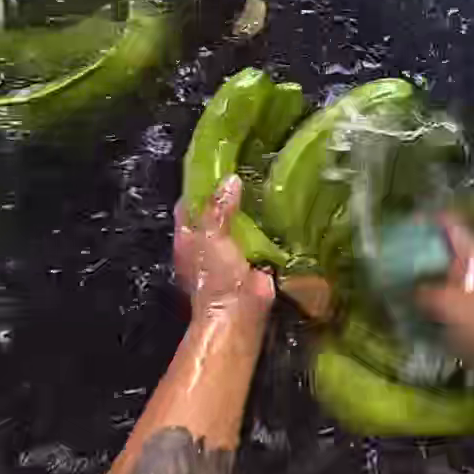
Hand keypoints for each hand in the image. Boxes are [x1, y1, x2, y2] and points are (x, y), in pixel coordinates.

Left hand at [172, 175, 275, 324]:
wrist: (240, 310)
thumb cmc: (216, 276)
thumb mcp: (212, 237)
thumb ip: (219, 209)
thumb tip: (231, 179)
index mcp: (188, 237)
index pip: (189, 204)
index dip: (201, 184)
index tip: (221, 163)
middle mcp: (207, 242)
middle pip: (217, 211)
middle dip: (231, 194)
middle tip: (254, 170)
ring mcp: (231, 252)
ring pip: (241, 223)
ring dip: (253, 209)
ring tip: (273, 184)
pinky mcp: (254, 258)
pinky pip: (262, 235)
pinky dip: (270, 225)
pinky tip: (284, 211)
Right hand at [418, 215, 473, 365]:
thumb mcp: (441, 304)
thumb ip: (424, 289)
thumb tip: (413, 286)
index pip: (452, 222)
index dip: (432, 220)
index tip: (415, 222)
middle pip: (460, 237)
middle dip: (438, 240)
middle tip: (416, 245)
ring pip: (468, 254)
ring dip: (448, 256)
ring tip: (427, 265)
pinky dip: (459, 270)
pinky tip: (447, 285)